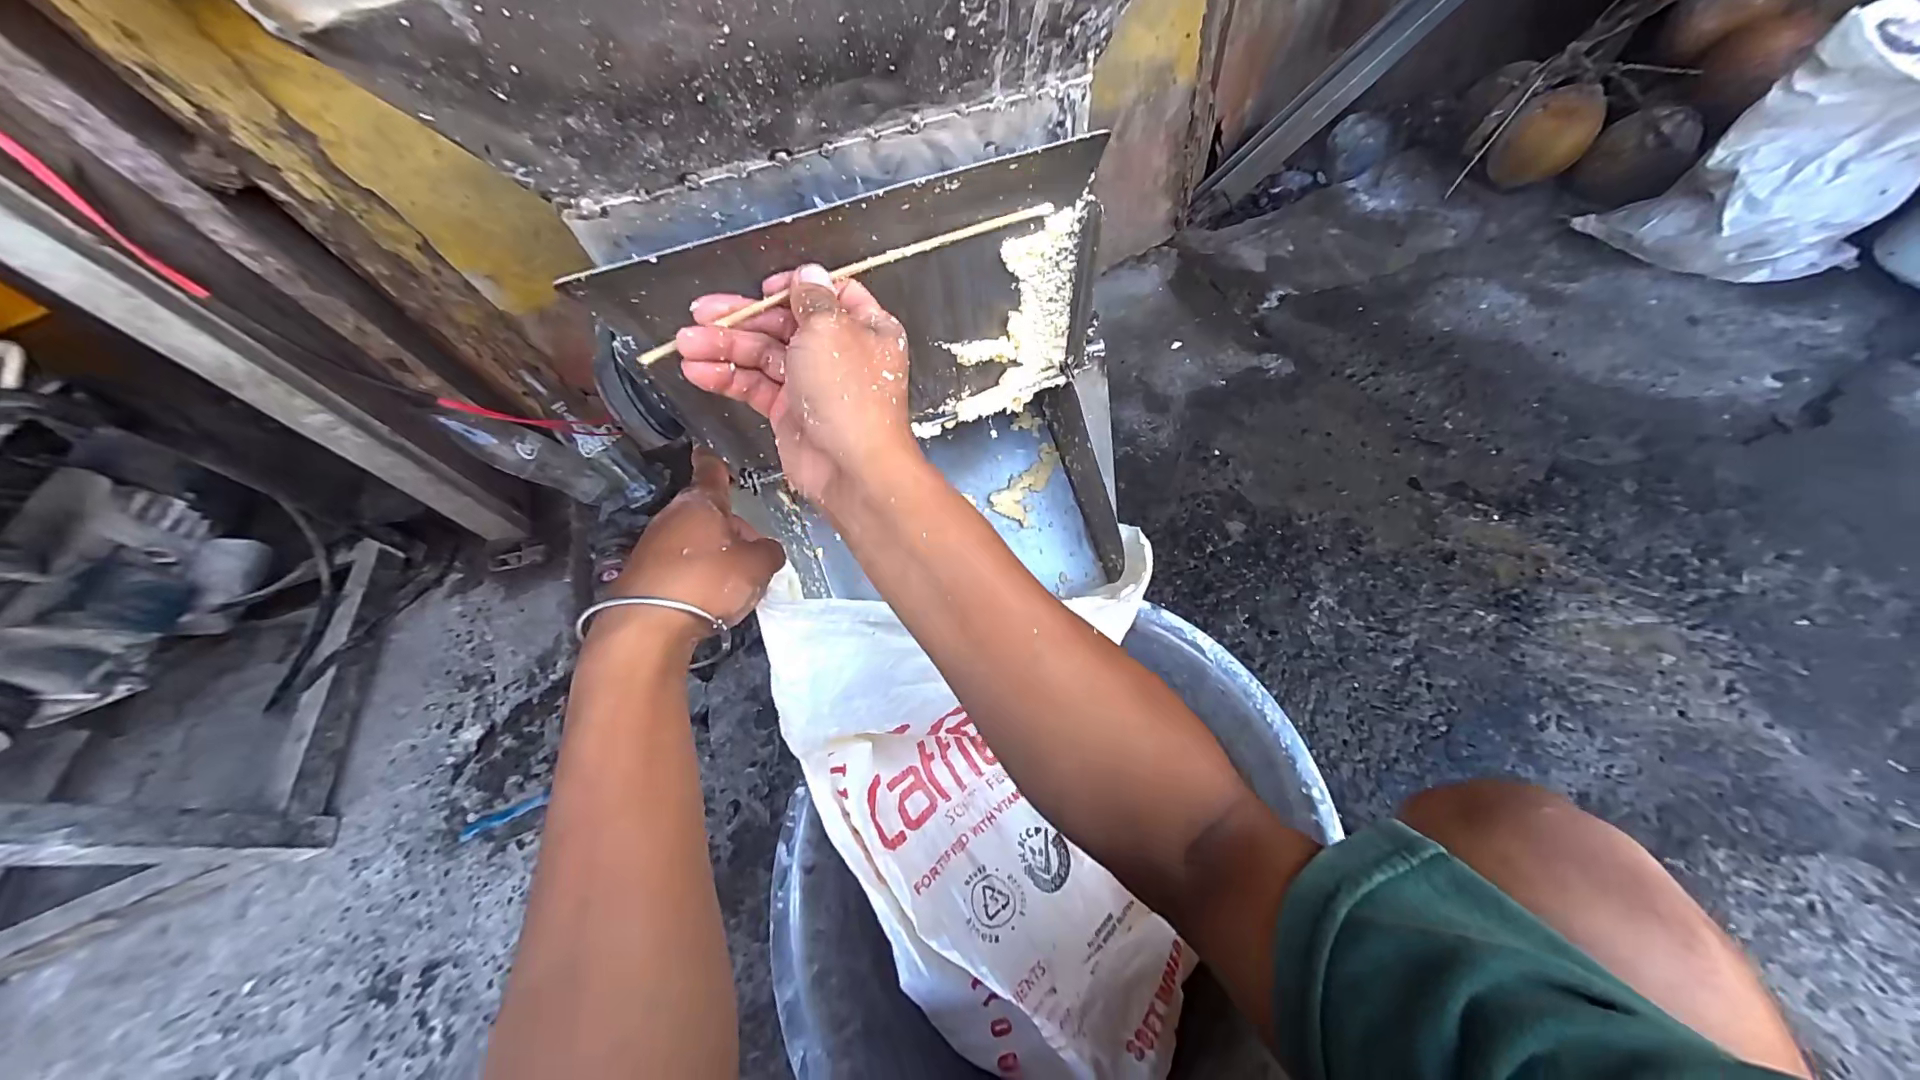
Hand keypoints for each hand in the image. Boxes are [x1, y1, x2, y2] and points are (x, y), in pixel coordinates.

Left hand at [605, 448, 785, 637]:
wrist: (648, 624)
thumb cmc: (708, 581)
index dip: (717, 460)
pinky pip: (680, 564)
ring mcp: (653, 542)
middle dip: (731, 529)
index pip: (711, 470)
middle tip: (752, 555)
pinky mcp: (643, 571)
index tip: (713, 449)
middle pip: (708, 513)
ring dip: (714, 554)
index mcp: (702, 502)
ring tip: (731, 583)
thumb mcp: (758, 566)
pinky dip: (695, 574)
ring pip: (694, 540)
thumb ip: (770, 551)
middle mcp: (673, 515)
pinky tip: (706, 597)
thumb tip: (765, 549)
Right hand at [675, 264, 923, 508]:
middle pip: (784, 324)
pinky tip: (699, 370)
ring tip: (687, 344)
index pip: (828, 295)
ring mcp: (813, 384)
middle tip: (701, 313)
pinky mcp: (790, 411)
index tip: (764, 289)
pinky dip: (727, 377)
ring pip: (763, 355)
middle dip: (741, 318)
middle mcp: (839, 353)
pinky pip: (754, 386)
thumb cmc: (852, 399)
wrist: (852, 468)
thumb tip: (808, 274)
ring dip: (723, 348)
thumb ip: (812, 298)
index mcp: (864, 328)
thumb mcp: (830, 330)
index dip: (795, 288)